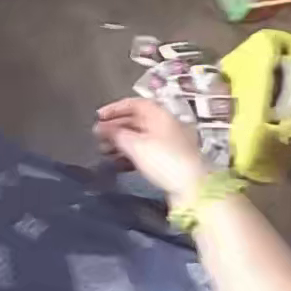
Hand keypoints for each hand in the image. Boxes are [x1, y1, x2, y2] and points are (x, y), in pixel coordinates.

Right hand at [94, 98, 211, 201]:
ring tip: (103, 151)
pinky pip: (143, 151)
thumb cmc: (164, 160)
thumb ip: (116, 134)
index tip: (98, 117)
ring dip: (119, 142)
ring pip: (138, 136)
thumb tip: (102, 128)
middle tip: (97, 135)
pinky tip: (116, 163)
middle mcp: (164, 125)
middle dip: (114, 127)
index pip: (134, 104)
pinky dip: (129, 154)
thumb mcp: (135, 145)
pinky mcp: (167, 160)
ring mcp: (167, 143)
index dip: (114, 108)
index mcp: (159, 115)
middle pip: (135, 120)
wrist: (193, 187)